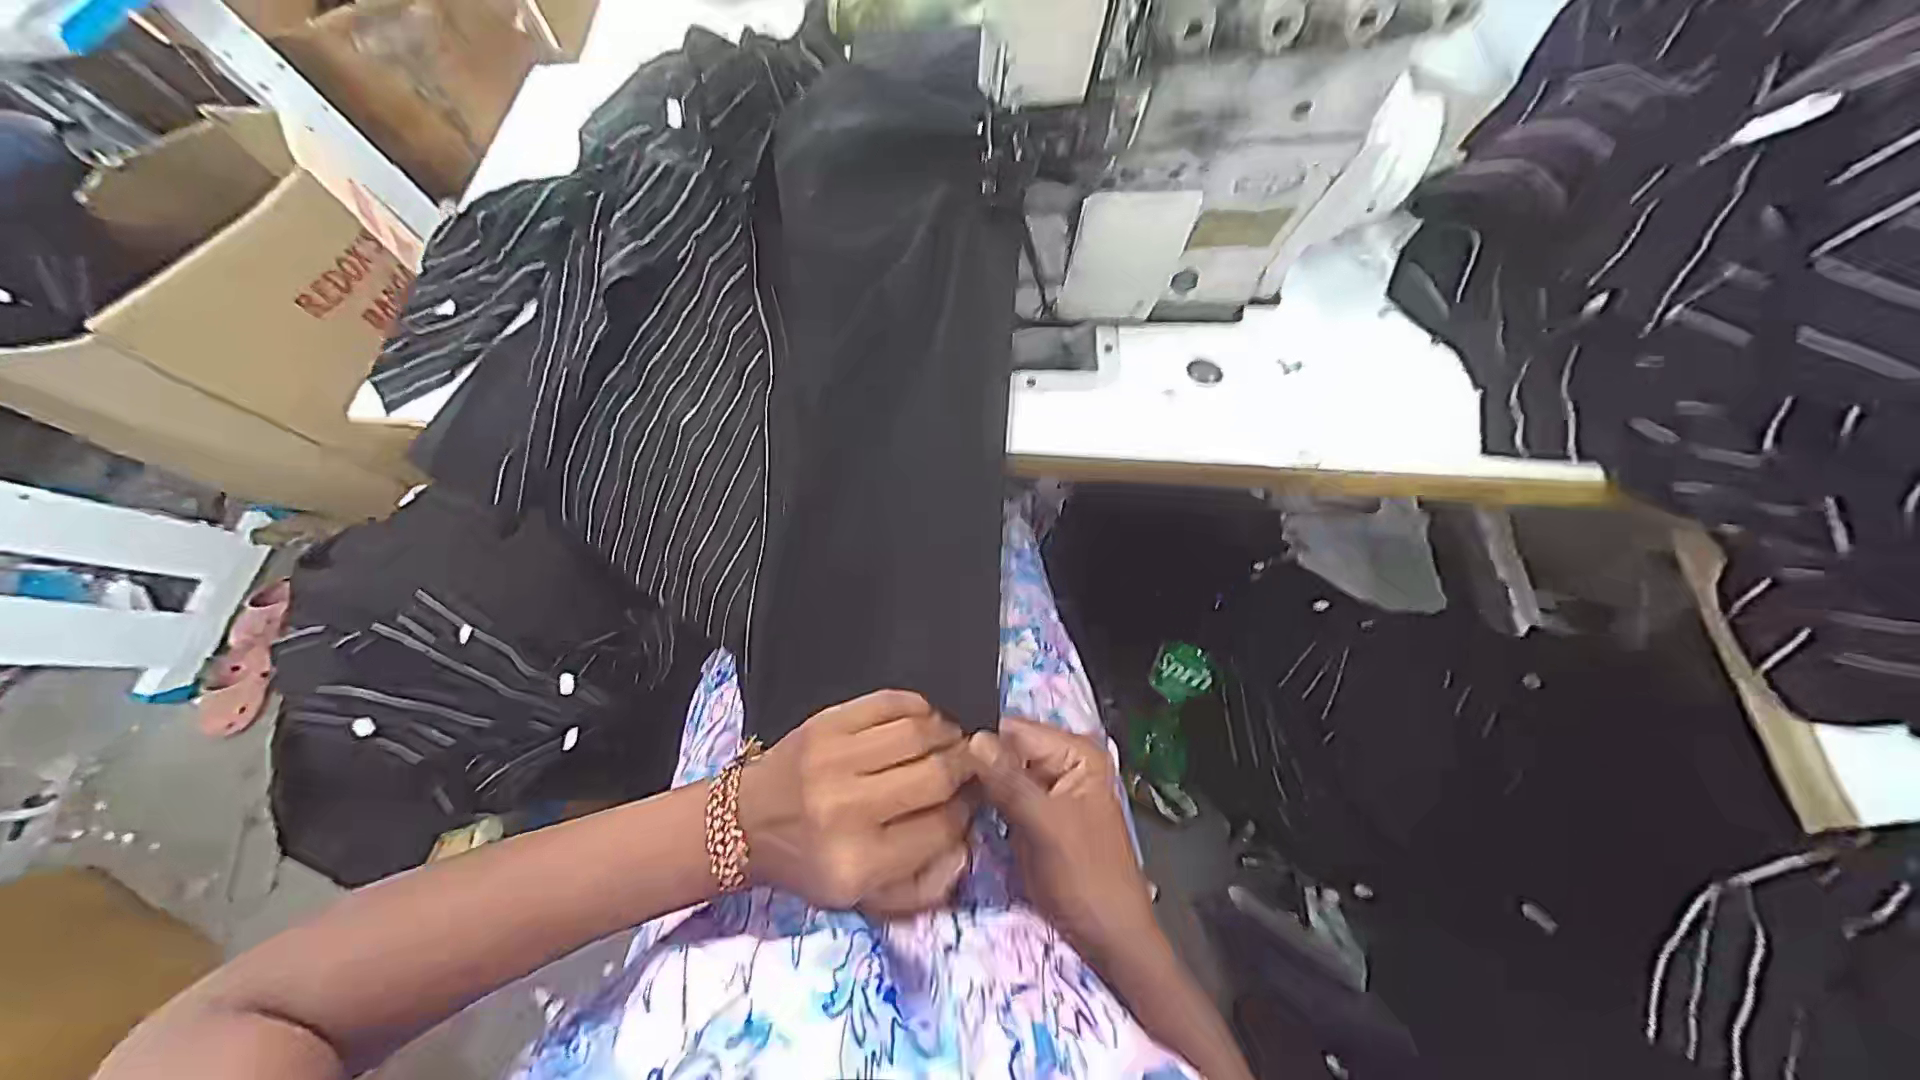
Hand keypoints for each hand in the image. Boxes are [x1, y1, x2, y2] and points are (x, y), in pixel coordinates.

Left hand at [738, 690, 975, 915]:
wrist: (744, 822)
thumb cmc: (809, 861)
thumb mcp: (863, 898)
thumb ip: (924, 885)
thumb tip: (966, 844)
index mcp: (857, 862)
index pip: (942, 827)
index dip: (967, 810)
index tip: (969, 800)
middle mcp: (846, 808)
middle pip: (936, 774)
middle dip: (965, 767)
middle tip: (970, 764)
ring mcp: (834, 758)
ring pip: (919, 732)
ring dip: (947, 733)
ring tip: (949, 740)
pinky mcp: (825, 723)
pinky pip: (890, 701)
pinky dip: (919, 707)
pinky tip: (924, 719)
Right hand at [968, 716, 1157, 961]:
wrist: (1107, 939)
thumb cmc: (1087, 879)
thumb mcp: (1045, 825)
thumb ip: (1009, 780)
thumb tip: (972, 738)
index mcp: (1077, 752)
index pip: (1015, 729)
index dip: (980, 741)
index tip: (944, 758)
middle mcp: (1062, 762)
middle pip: (1005, 748)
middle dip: (976, 764)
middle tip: (941, 781)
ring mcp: (1046, 790)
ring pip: (998, 774)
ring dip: (976, 786)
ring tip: (947, 796)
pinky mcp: (1032, 816)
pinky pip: (1000, 798)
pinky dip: (983, 804)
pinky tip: (962, 811)